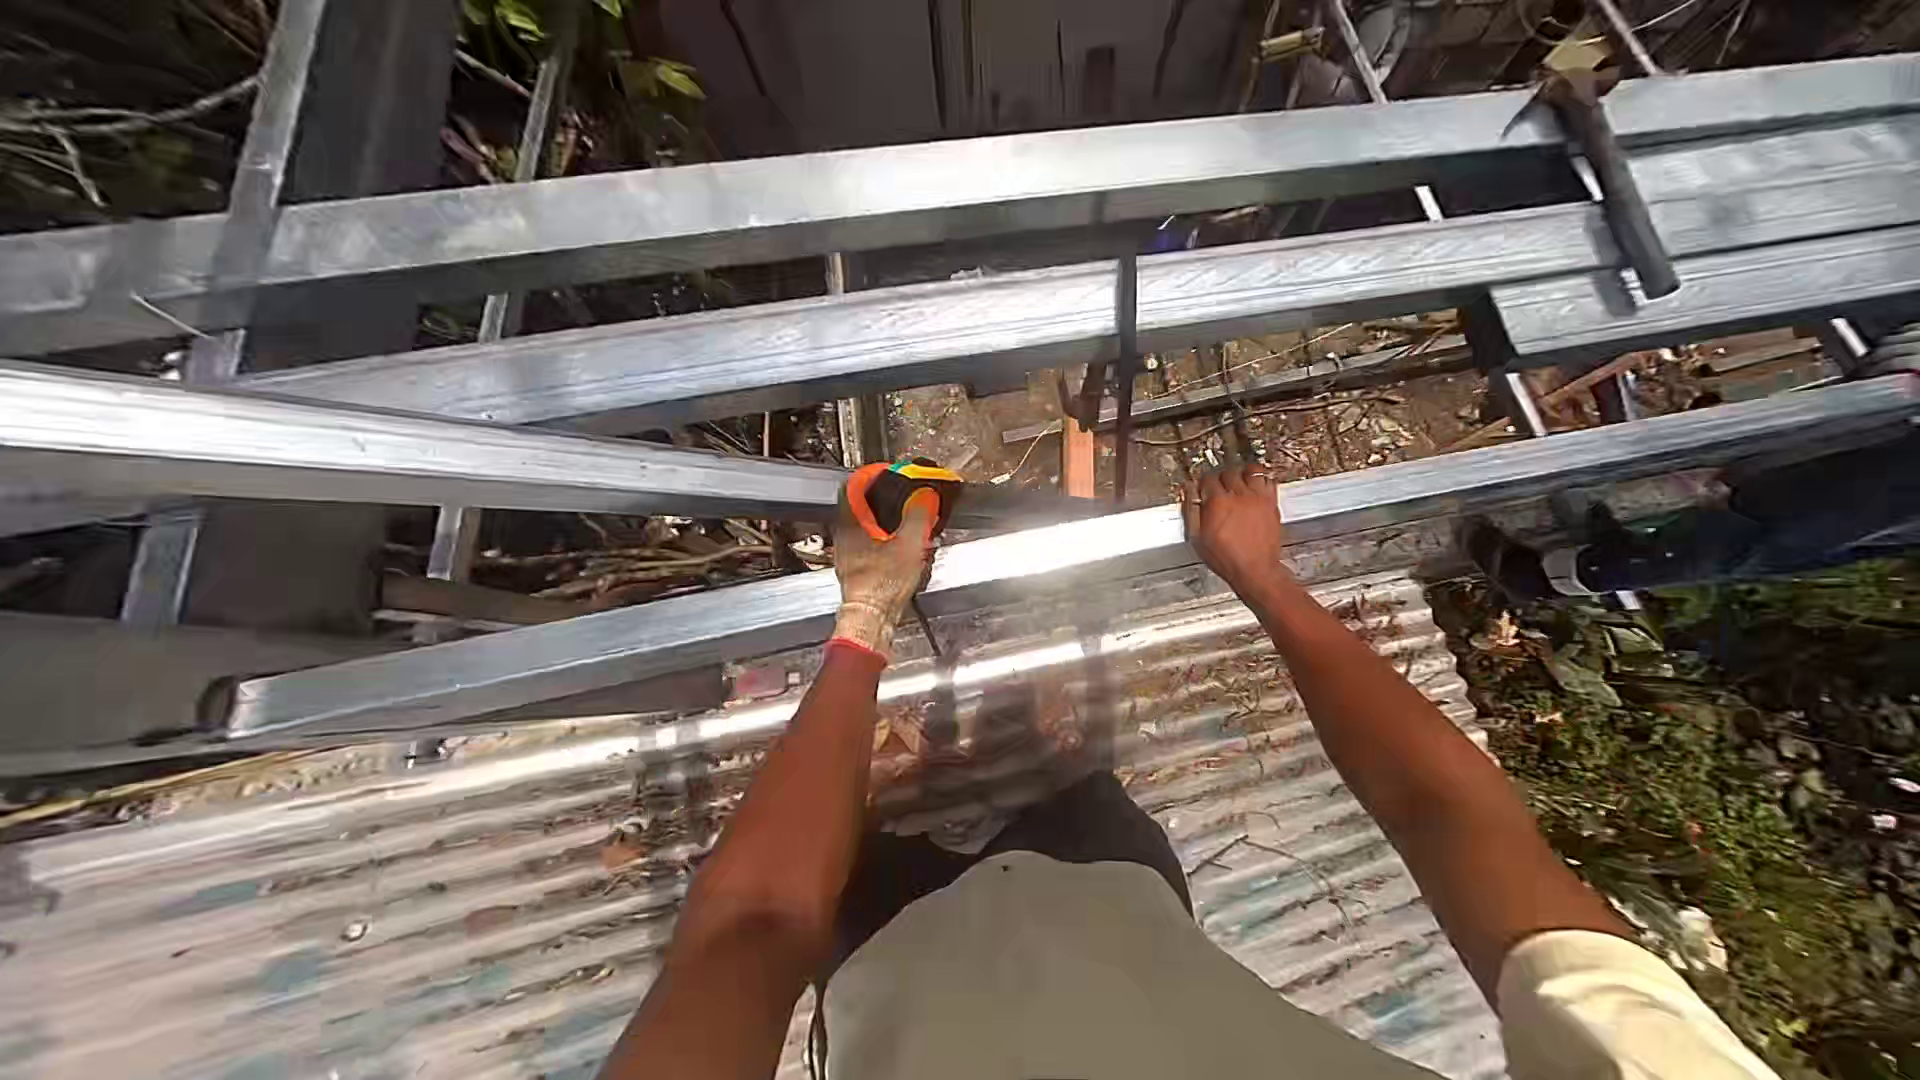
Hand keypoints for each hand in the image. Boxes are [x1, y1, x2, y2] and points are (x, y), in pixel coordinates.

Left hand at [830, 484, 938, 660]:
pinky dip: (882, 538)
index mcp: (850, 524)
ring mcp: (847, 553)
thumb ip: (917, 516)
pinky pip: (866, 543)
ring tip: (904, 519)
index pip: (852, 486)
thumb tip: (924, 496)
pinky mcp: (855, 569)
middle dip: (881, 498)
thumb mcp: (909, 545)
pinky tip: (899, 545)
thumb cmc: (882, 585)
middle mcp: (844, 536)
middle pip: (858, 505)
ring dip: (882, 519)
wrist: (872, 620)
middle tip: (901, 495)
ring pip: (863, 525)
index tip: (887, 474)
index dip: (871, 476)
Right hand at [1182, 464, 1286, 594]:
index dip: (1203, 483)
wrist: (1255, 570)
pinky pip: (1268, 481)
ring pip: (1250, 471)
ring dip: (1241, 473)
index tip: (1203, 488)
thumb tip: (1188, 493)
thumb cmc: (1226, 558)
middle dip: (1221, 477)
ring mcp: (1257, 498)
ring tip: (1237, 480)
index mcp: (1217, 503)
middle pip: (1228, 472)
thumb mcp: (1197, 537)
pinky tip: (1255, 485)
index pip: (1208, 479)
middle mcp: (1238, 496)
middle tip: (1218, 485)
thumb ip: (1191, 511)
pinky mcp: (1272, 504)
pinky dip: (1261, 479)